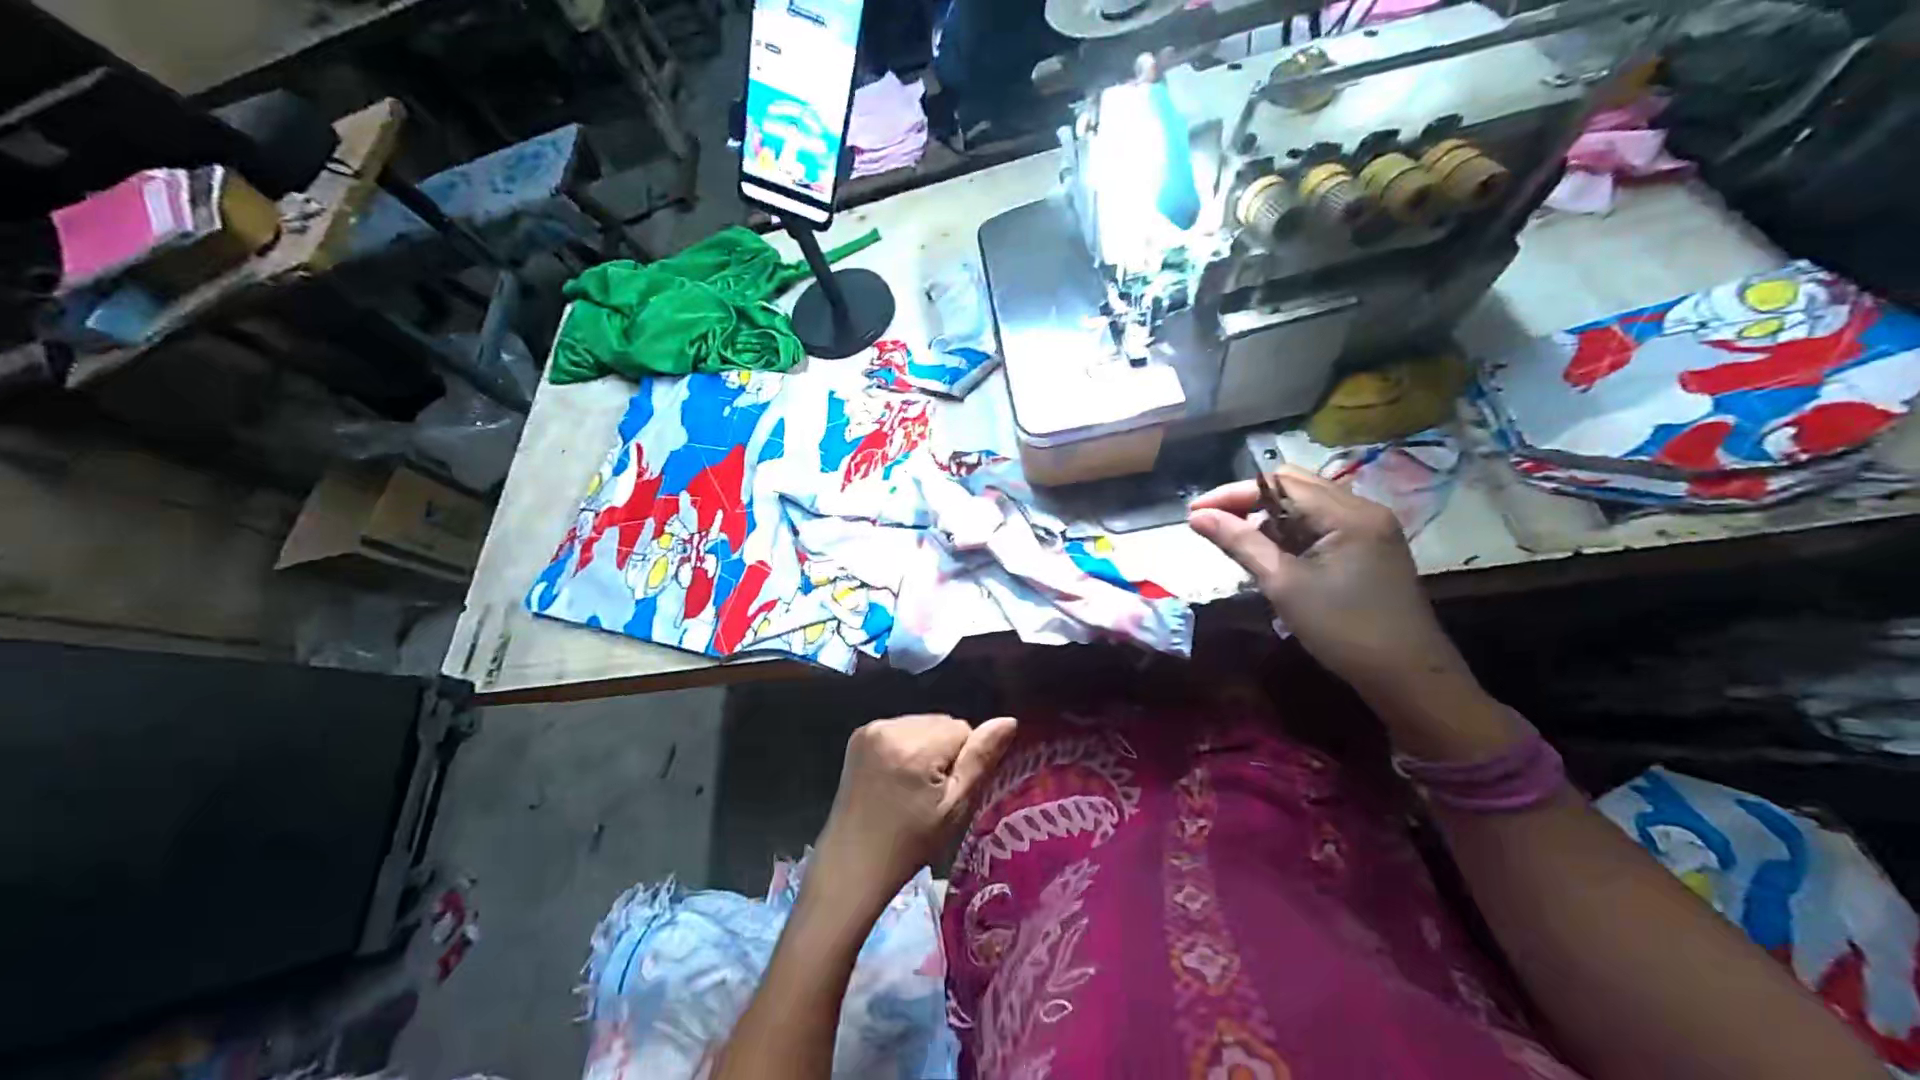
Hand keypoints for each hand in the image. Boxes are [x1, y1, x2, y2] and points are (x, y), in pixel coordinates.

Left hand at [812, 714, 1017, 910]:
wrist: (854, 863)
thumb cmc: (910, 843)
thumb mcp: (955, 807)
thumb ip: (981, 759)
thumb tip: (1009, 721)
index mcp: (916, 746)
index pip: (963, 728)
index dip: (963, 761)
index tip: (947, 792)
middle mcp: (891, 727)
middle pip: (941, 722)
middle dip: (944, 750)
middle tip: (930, 793)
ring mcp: (871, 729)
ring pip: (922, 724)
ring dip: (925, 747)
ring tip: (911, 787)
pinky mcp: (859, 735)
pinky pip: (900, 728)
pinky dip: (905, 747)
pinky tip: (896, 777)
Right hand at [1187, 466, 1475, 706]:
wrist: (1407, 676)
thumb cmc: (1342, 629)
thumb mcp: (1283, 585)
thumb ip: (1240, 543)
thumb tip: (1197, 517)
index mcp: (1347, 514)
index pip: (1279, 483)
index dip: (1233, 493)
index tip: (1195, 512)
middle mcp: (1363, 509)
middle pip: (1295, 485)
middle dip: (1250, 501)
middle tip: (1215, 525)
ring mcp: (1371, 527)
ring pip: (1308, 504)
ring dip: (1270, 517)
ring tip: (1239, 542)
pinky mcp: (1371, 546)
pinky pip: (1323, 523)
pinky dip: (1292, 531)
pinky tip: (1273, 554)